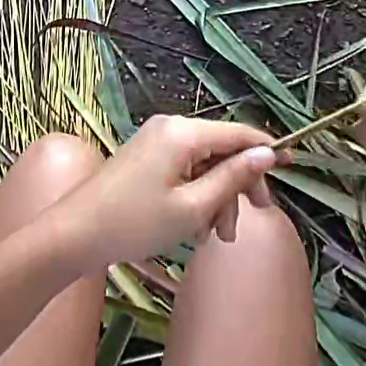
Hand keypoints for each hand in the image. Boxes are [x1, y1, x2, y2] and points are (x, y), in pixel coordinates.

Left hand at [49, 116, 277, 267]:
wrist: (72, 235)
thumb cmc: (135, 224)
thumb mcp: (192, 207)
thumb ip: (233, 178)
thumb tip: (267, 153)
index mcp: (183, 133)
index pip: (239, 133)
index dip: (267, 150)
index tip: (293, 165)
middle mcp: (170, 127)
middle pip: (221, 150)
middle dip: (237, 186)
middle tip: (248, 221)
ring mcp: (155, 141)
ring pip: (203, 165)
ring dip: (215, 198)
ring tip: (213, 237)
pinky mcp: (145, 156)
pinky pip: (183, 170)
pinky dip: (195, 195)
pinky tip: (192, 228)